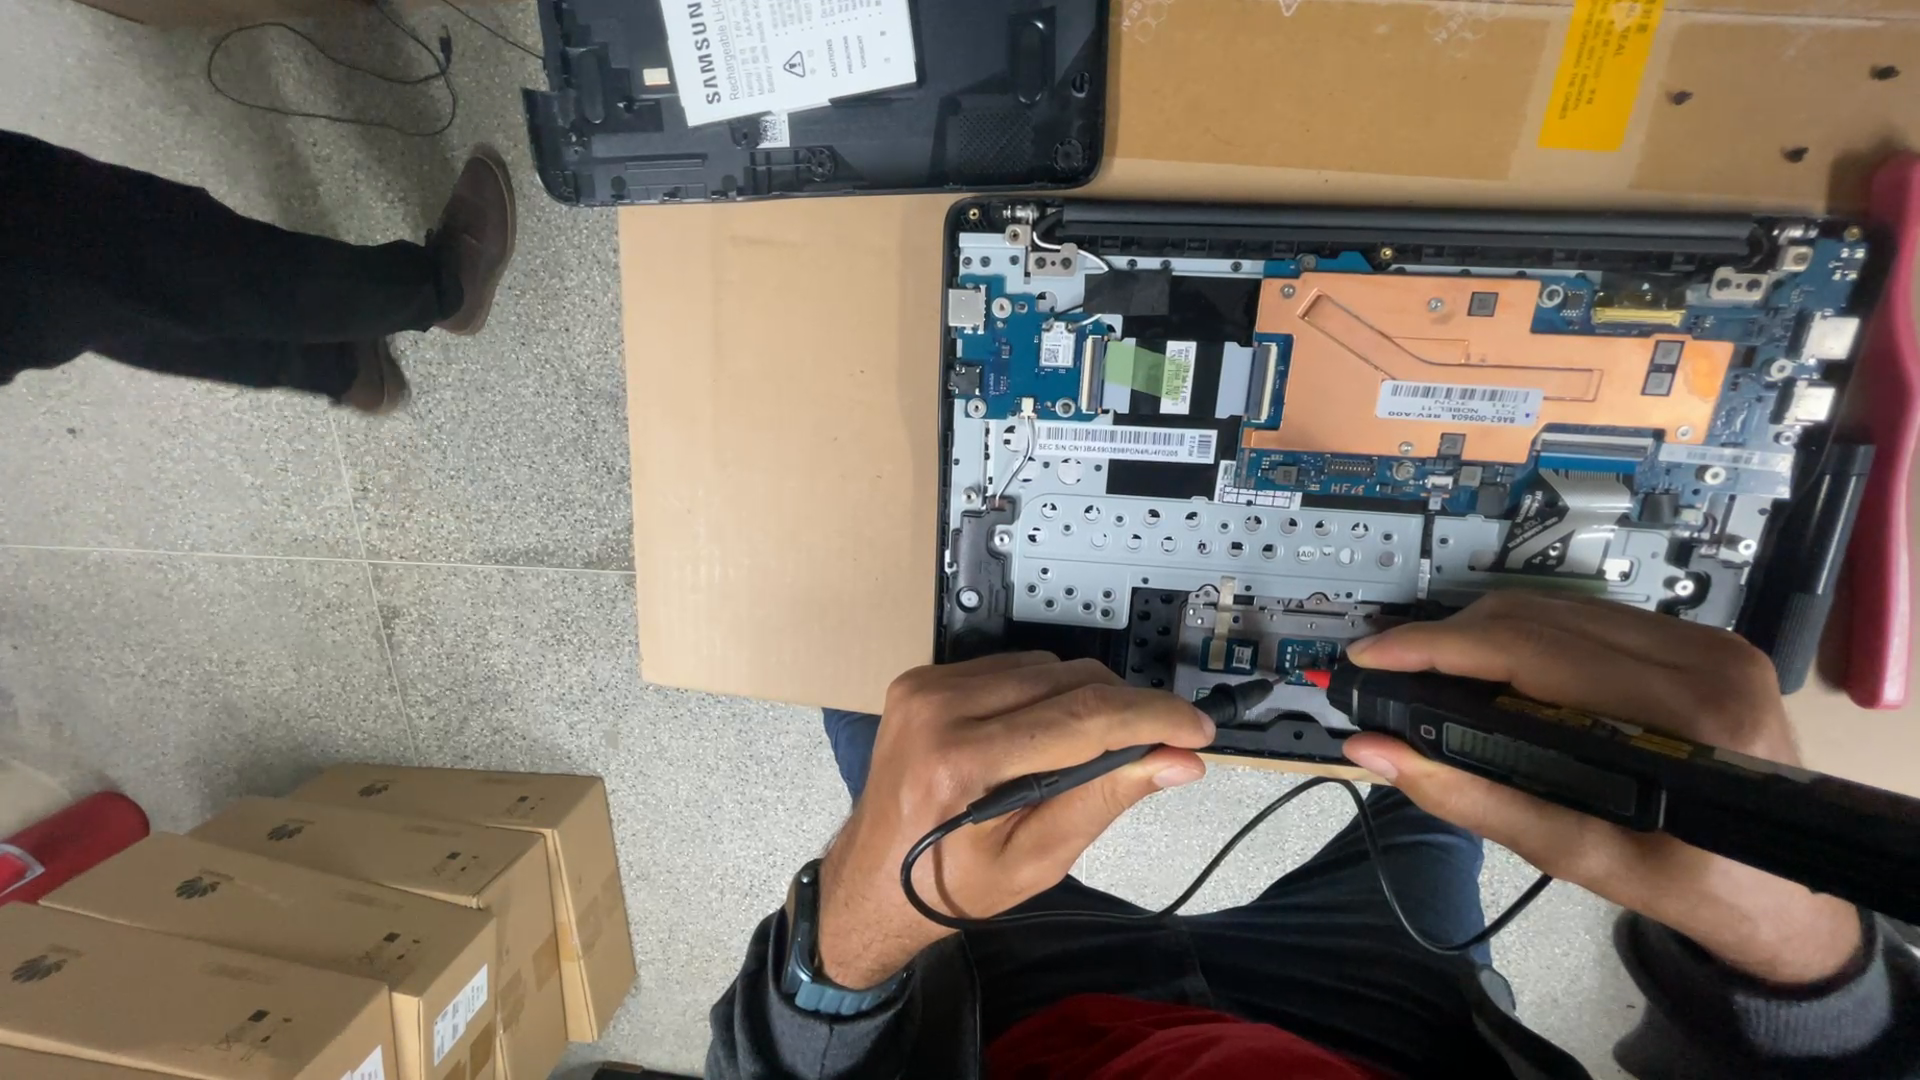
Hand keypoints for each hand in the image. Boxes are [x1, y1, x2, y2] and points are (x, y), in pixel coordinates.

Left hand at [815, 653, 1215, 987]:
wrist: (870, 879)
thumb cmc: (951, 887)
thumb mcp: (1037, 861)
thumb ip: (1105, 799)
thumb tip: (1177, 759)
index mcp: (959, 760)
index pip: (1079, 718)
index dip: (1151, 717)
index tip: (1198, 729)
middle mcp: (937, 705)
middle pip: (1066, 679)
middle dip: (1126, 707)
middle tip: (1162, 744)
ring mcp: (925, 684)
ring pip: (1044, 665)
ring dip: (1087, 697)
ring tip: (1102, 744)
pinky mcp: (922, 677)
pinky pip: (1011, 666)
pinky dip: (1046, 690)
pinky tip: (1051, 727)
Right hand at [1342, 591, 1864, 985]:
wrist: (1789, 893)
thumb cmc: (1689, 884)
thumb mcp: (1575, 857)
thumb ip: (1468, 797)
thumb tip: (1373, 748)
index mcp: (1685, 712)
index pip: (1526, 650)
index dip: (1433, 646)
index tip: (1368, 657)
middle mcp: (1702, 658)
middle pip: (1529, 616)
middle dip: (1442, 639)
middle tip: (1388, 672)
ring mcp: (1703, 641)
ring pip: (1544, 606)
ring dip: (1472, 633)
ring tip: (1427, 669)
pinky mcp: (1694, 638)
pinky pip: (1573, 613)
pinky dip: (1512, 633)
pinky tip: (1487, 665)